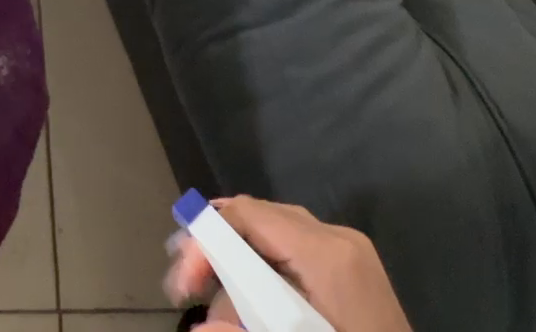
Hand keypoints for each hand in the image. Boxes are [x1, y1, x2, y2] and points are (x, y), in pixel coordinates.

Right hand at [166, 196, 410, 331]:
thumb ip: (246, 330)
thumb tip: (199, 330)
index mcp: (327, 253)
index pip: (247, 215)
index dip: (206, 238)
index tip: (184, 280)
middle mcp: (338, 238)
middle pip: (255, 218)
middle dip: (215, 250)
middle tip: (185, 285)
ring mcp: (348, 250)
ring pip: (271, 233)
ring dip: (237, 264)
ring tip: (214, 300)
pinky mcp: (351, 268)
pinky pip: (292, 250)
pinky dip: (264, 271)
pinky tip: (249, 300)